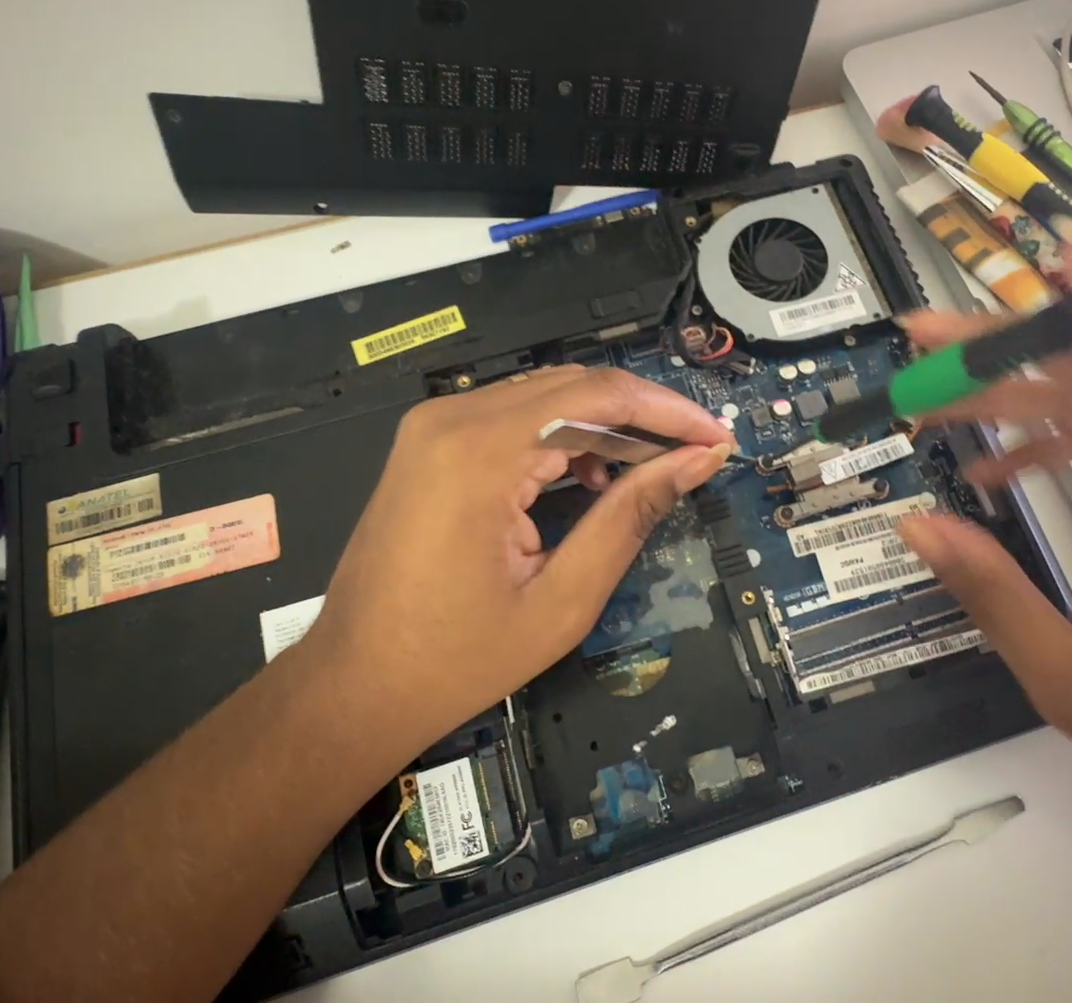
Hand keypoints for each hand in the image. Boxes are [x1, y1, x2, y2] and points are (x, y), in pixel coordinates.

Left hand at [306, 366, 732, 746]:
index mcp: (479, 452)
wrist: (356, 686)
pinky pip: (510, 419)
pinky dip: (559, 438)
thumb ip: (631, 517)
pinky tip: (587, 478)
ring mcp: (432, 428)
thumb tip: (694, 462)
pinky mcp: (428, 445)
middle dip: (640, 417)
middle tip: (691, 456)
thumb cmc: (457, 659)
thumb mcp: (562, 598)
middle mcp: (450, 420)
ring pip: (543, 398)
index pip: (597, 395)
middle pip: (572, 386)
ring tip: (647, 472)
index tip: (715, 436)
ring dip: (603, 426)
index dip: (667, 411)